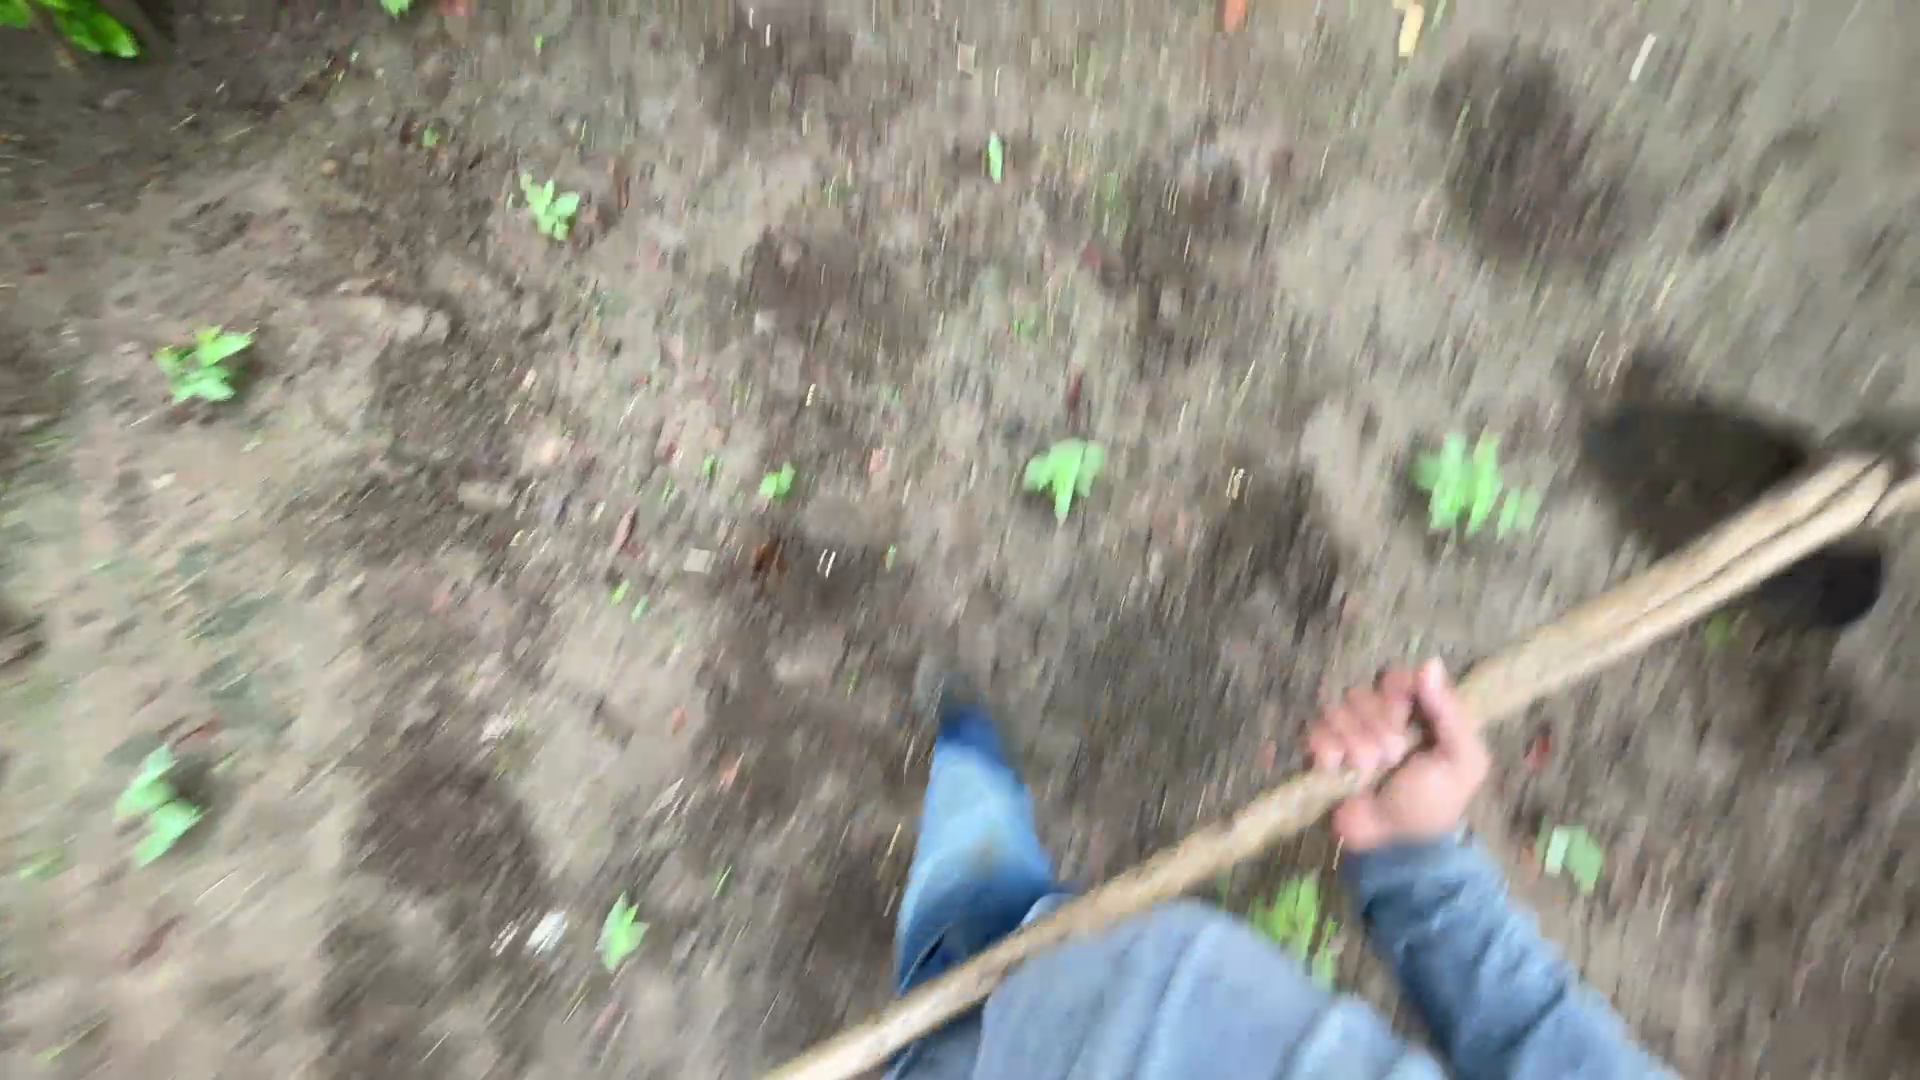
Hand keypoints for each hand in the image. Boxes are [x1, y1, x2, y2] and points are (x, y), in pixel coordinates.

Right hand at [1307, 660, 1489, 850]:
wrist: (1396, 845)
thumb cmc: (1434, 802)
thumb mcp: (1461, 762)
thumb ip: (1451, 713)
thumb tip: (1429, 663)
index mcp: (1414, 713)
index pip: (1393, 676)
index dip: (1394, 693)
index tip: (1404, 716)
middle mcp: (1378, 716)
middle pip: (1361, 693)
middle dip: (1377, 729)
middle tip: (1392, 758)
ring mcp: (1347, 733)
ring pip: (1335, 711)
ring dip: (1354, 744)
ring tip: (1368, 772)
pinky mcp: (1322, 751)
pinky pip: (1314, 732)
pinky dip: (1327, 752)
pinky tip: (1338, 770)